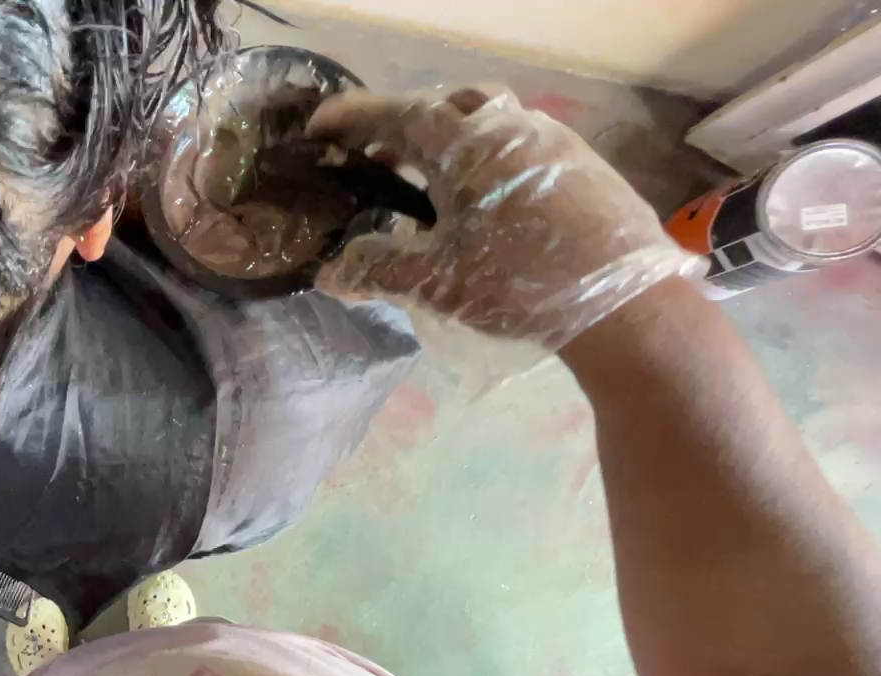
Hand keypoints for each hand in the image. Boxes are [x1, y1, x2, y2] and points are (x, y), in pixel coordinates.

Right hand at [307, 87, 704, 348]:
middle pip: (449, 104)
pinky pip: (508, 143)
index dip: (357, 116)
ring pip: (484, 121)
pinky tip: (459, 199)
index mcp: (475, 150)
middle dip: (402, 122)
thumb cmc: (518, 283)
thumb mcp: (433, 281)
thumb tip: (329, 271)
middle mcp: (515, 132)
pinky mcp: (572, 168)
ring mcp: (551, 145)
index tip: (318, 126)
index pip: (405, 116)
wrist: (622, 304)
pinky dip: (470, 156)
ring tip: (408, 177)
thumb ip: (375, 268)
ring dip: (438, 139)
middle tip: (368, 153)